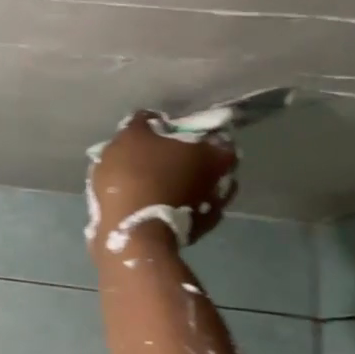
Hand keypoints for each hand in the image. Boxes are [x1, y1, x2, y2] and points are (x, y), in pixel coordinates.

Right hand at [86, 110, 237, 258]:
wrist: (131, 235)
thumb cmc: (135, 176)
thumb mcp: (131, 136)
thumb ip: (145, 121)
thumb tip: (153, 118)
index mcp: (215, 155)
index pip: (218, 136)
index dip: (198, 133)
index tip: (176, 135)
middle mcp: (223, 183)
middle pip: (211, 165)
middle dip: (194, 161)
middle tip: (166, 158)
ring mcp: (212, 212)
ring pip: (201, 190)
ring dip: (186, 186)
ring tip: (158, 184)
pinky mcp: (195, 235)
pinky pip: (188, 212)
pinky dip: (177, 207)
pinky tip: (155, 205)